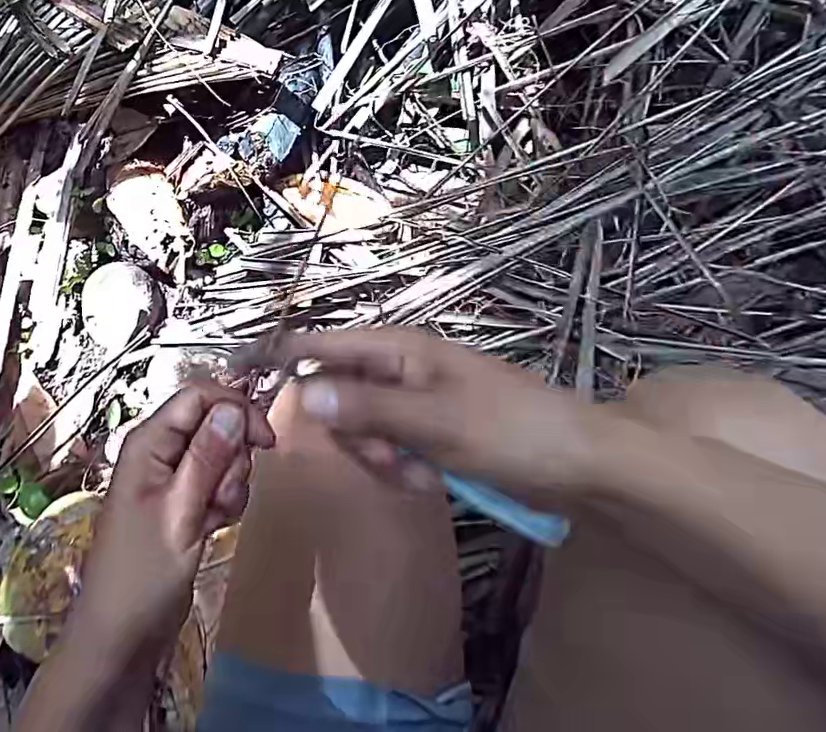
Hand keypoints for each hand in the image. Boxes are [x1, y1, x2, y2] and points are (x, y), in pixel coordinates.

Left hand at [62, 379, 274, 664]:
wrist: (121, 636)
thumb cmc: (141, 575)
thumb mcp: (179, 513)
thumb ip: (207, 458)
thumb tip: (234, 409)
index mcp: (149, 441)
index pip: (199, 396)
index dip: (235, 409)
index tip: (266, 441)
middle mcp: (160, 449)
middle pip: (215, 423)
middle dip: (231, 457)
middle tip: (220, 496)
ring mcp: (173, 476)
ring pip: (222, 454)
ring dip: (230, 483)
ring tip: (213, 517)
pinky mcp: (185, 500)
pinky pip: (219, 482)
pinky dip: (225, 501)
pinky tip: (214, 526)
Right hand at [240, 328, 614, 502]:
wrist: (586, 465)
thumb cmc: (512, 429)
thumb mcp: (436, 421)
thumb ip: (365, 407)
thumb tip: (301, 392)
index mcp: (396, 348)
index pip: (321, 344)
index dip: (281, 354)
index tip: (239, 369)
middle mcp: (396, 368)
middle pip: (335, 395)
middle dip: (353, 433)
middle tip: (389, 458)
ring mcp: (411, 400)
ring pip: (359, 428)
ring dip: (380, 456)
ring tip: (420, 473)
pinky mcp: (425, 430)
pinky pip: (387, 447)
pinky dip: (400, 468)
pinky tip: (432, 480)